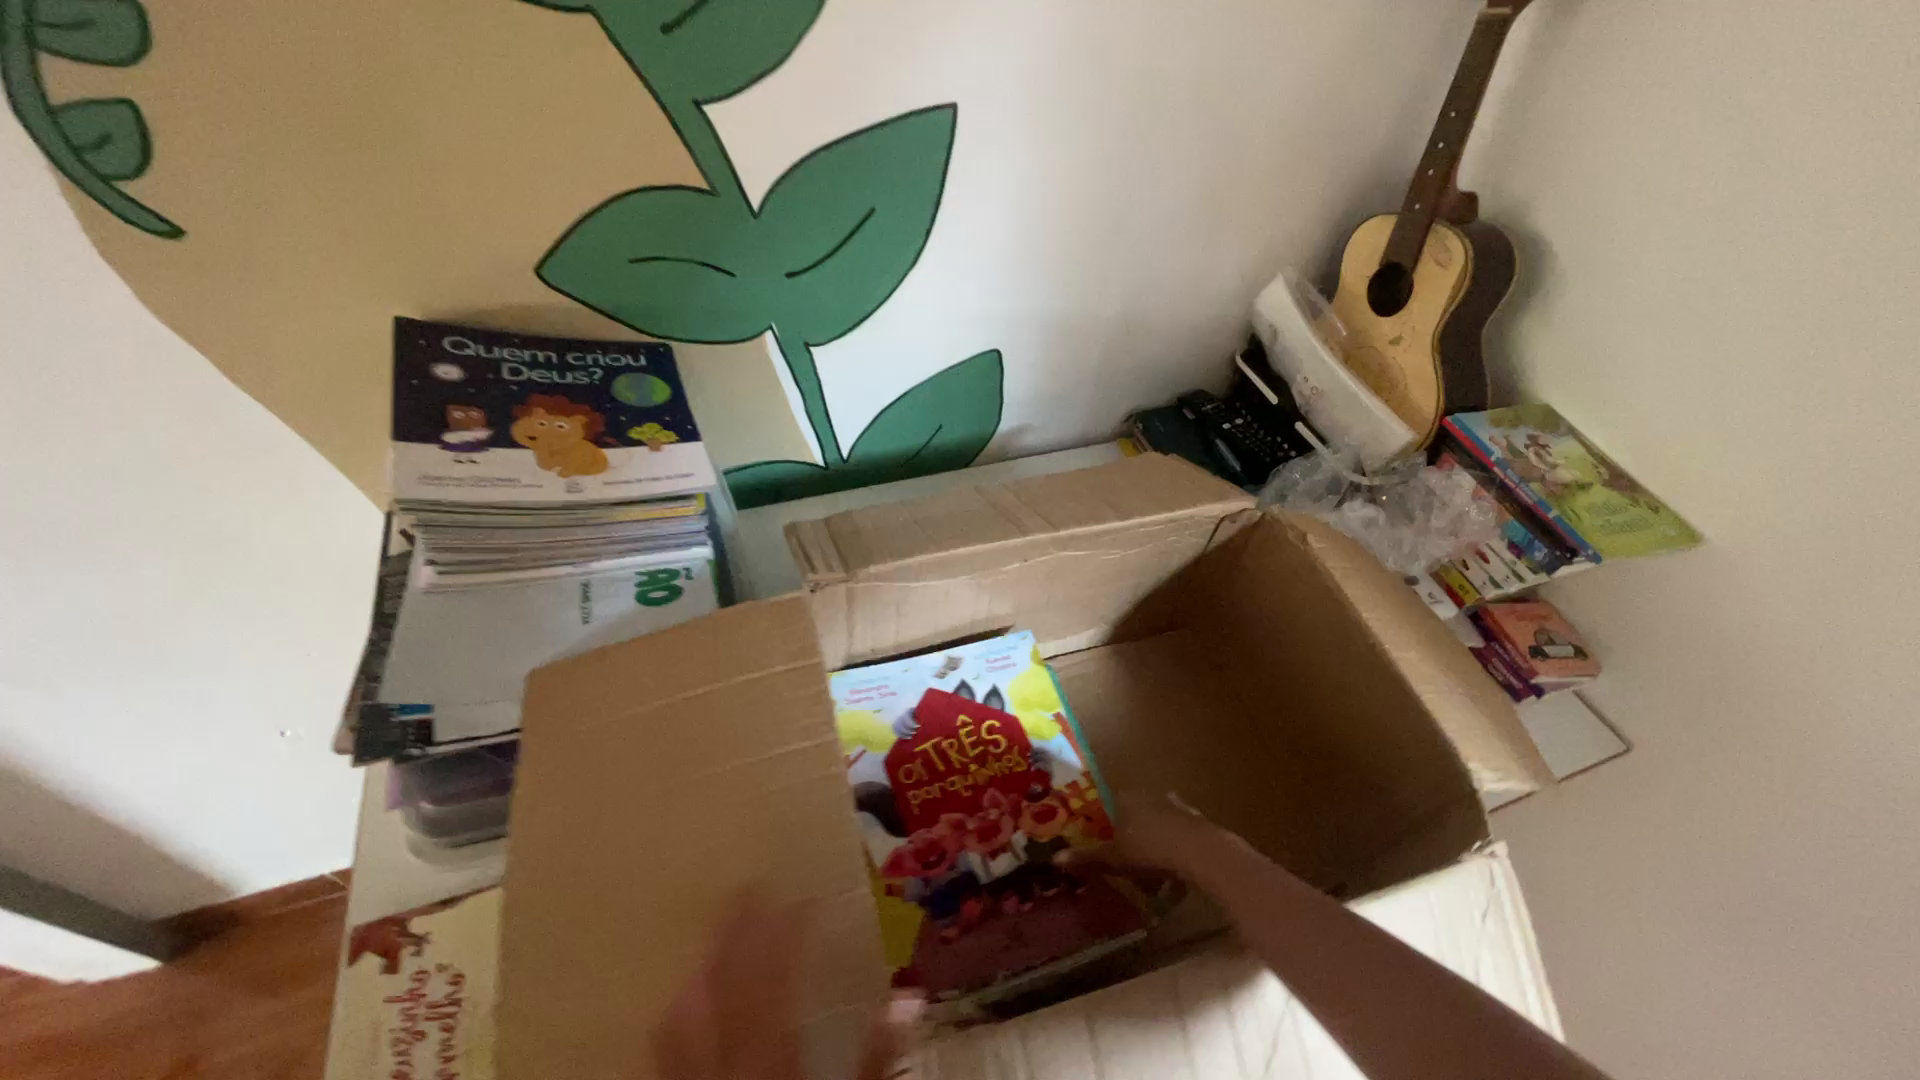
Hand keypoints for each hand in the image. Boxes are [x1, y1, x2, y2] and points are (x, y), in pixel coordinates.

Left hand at [653, 894, 920, 1079]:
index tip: (796, 889)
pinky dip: (681, 1017)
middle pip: (718, 983)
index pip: (770, 974)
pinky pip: (666, 1051)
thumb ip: (874, 1059)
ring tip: (716, 940)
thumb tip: (909, 1001)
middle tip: (747, 888)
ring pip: (681, 1014)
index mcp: (766, 1056)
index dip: (782, 927)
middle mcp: (719, 1064)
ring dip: (700, 970)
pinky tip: (689, 1011)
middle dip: (732, 931)